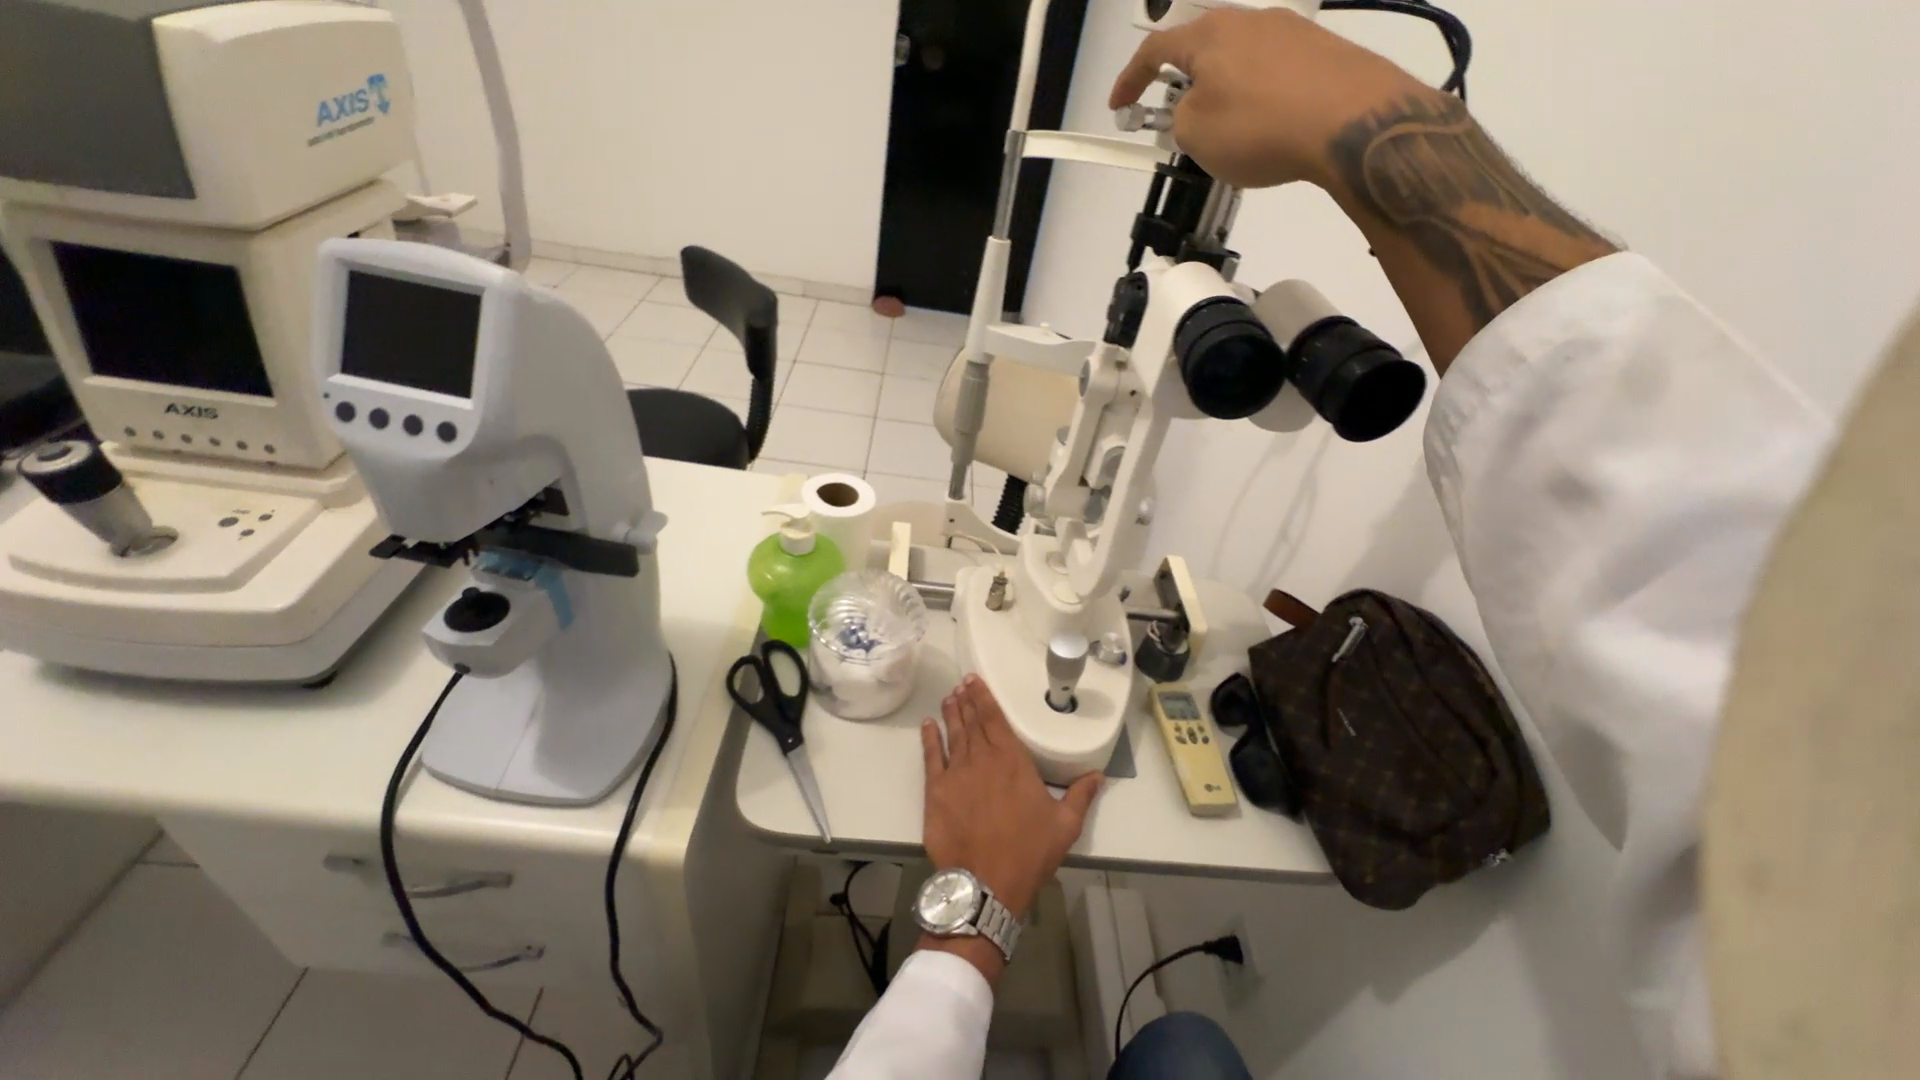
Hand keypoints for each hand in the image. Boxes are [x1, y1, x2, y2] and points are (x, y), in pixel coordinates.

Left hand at [920, 675, 1100, 930]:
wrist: (986, 884)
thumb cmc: (1029, 852)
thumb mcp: (1064, 825)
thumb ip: (1080, 795)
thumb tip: (1098, 775)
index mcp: (1012, 761)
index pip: (994, 719)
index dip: (984, 698)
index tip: (975, 681)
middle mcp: (981, 759)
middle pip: (972, 722)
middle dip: (966, 700)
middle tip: (962, 684)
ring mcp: (956, 774)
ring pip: (953, 735)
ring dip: (951, 714)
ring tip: (949, 698)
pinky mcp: (936, 792)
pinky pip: (931, 757)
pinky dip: (930, 739)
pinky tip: (928, 725)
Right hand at [1107, 8, 1436, 190]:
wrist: (1352, 122)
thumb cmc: (1260, 126)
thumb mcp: (1195, 135)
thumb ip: (1180, 119)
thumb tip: (1193, 111)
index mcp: (1210, 34)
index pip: (1155, 49)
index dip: (1130, 80)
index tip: (1119, 105)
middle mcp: (1251, 20)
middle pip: (1203, 50)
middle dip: (1184, 85)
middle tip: (1179, 122)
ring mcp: (1293, 33)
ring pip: (1241, 62)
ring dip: (1225, 94)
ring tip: (1229, 135)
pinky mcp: (1325, 53)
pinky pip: (1276, 75)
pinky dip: (1260, 100)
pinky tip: (1270, 131)